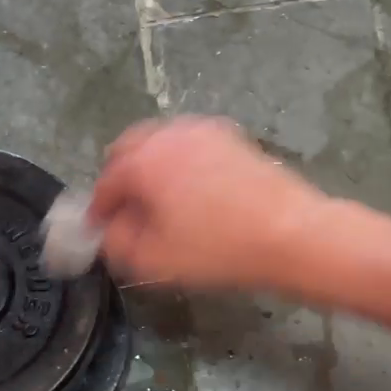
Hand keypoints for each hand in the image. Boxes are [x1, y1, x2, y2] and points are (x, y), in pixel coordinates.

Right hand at [89, 116, 331, 290]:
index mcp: (143, 160)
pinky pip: (190, 146)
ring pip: (160, 144)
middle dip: (122, 180)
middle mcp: (168, 134)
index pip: (105, 183)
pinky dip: (180, 164)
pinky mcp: (231, 137)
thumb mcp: (155, 260)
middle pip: (128, 150)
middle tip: (128, 214)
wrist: (291, 233)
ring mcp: (203, 130)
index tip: (100, 233)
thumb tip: (107, 232)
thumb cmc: (217, 249)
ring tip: (160, 205)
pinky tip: (194, 195)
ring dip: (151, 169)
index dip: (98, 211)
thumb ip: (117, 244)